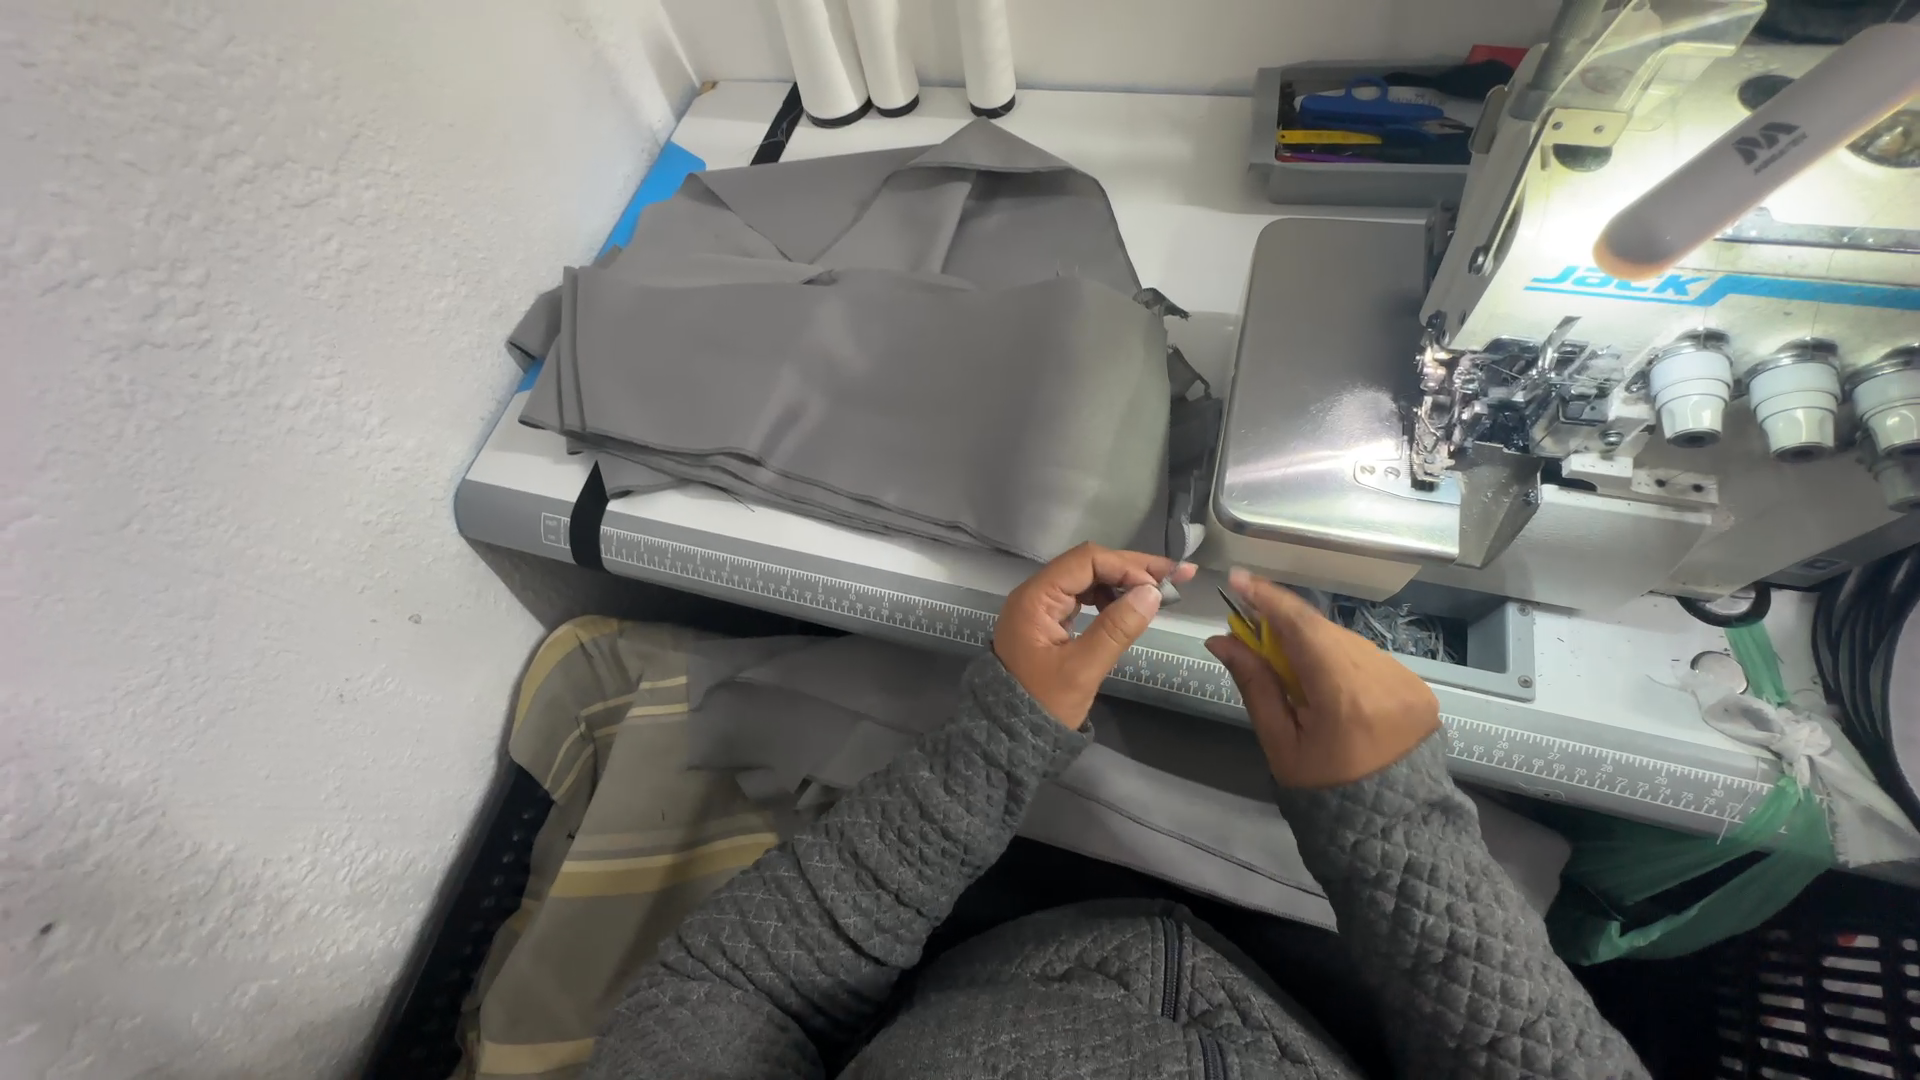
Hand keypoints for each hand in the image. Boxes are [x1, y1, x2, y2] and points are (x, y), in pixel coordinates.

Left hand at [993, 544, 1196, 729]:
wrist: (1007, 738)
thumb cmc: (1043, 704)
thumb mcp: (1083, 669)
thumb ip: (1117, 629)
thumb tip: (1152, 593)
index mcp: (1035, 598)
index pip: (1086, 561)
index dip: (1127, 566)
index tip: (1161, 583)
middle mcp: (1035, 594)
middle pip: (1087, 565)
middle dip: (1131, 568)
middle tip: (1176, 574)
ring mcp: (1040, 607)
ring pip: (1086, 580)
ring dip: (1123, 581)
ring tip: (1160, 591)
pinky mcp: (1047, 622)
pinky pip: (1081, 598)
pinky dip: (1109, 598)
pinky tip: (1131, 607)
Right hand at [1207, 568, 1439, 787]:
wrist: (1392, 825)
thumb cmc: (1323, 787)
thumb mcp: (1279, 740)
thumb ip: (1254, 682)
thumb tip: (1220, 639)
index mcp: (1345, 698)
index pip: (1303, 629)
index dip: (1269, 600)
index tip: (1239, 580)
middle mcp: (1383, 680)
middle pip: (1323, 630)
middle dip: (1284, 621)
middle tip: (1250, 623)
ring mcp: (1407, 681)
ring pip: (1345, 639)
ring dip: (1311, 639)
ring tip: (1287, 659)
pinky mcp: (1419, 686)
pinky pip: (1368, 655)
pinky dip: (1338, 655)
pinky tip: (1323, 676)